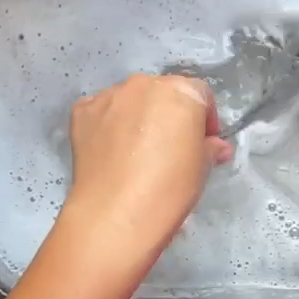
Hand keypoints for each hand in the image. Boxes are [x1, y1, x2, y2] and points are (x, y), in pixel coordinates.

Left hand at [54, 74, 233, 268]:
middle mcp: (143, 84)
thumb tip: (216, 146)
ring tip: (136, 155)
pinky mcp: (82, 113)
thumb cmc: (169, 189)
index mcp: (181, 92)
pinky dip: (107, 127)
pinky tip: (111, 154)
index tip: (204, 144)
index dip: (205, 120)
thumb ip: (209, 149)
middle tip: (170, 151)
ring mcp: (109, 96)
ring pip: (129, 102)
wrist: (116, 213)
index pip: (200, 95)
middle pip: (161, 94)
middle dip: (168, 117)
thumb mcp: (201, 170)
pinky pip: (100, 113)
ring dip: (136, 119)